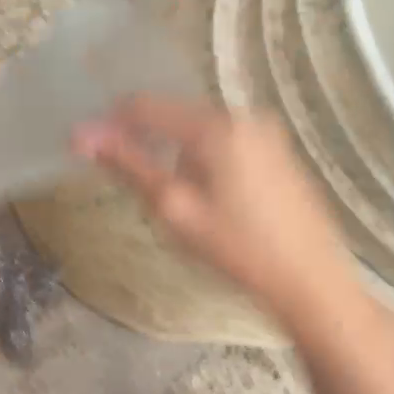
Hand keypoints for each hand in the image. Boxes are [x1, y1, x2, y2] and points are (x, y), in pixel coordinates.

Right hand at [72, 95, 365, 331]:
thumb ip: (124, 163)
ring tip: (147, 178)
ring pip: (191, 126)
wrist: (314, 287)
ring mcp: (264, 135)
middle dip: (134, 133)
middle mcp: (242, 119)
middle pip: (168, 112)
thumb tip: (79, 135)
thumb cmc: (237, 247)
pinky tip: (187, 184)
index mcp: (215, 127)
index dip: (106, 123)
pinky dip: (190, 151)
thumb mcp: (171, 206)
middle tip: (111, 165)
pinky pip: (216, 138)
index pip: (141, 106)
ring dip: (162, 143)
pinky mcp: (275, 153)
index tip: (81, 147)